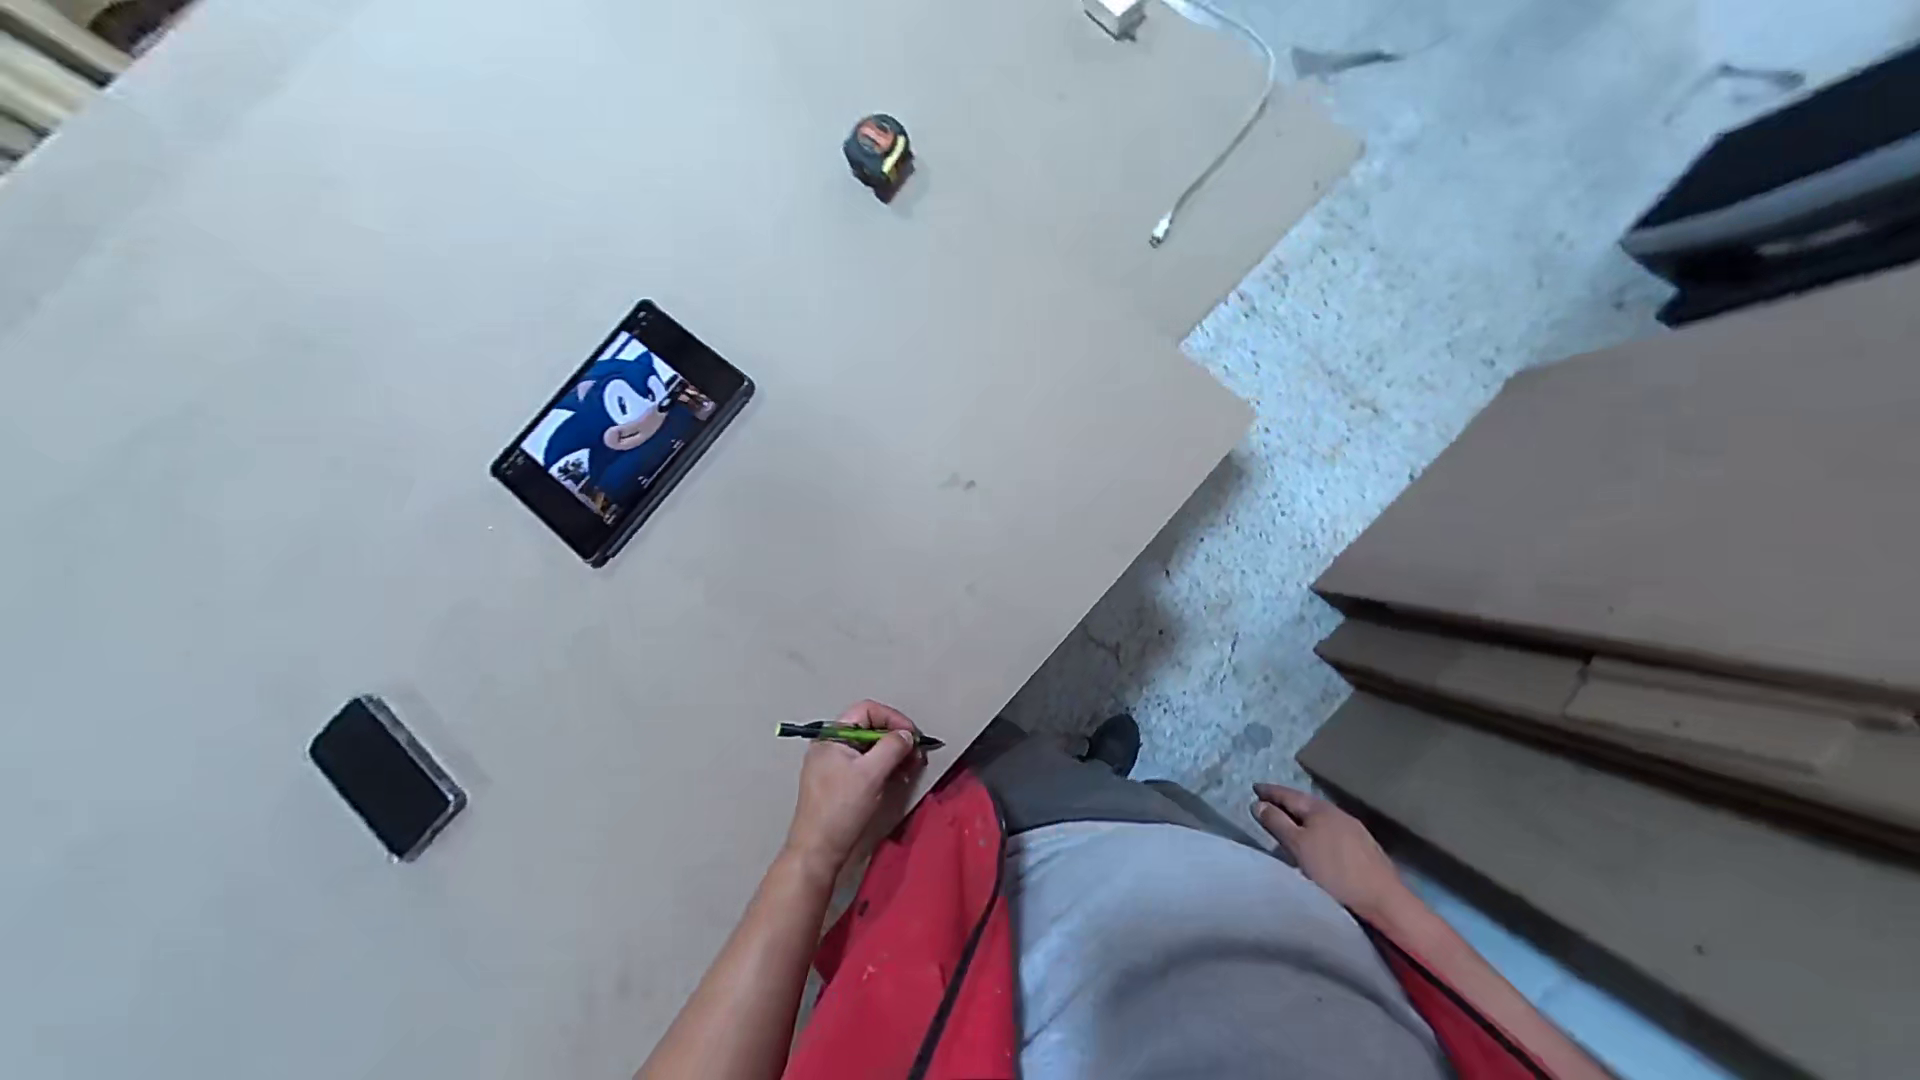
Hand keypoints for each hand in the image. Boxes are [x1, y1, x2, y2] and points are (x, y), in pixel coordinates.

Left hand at [783, 701, 923, 874]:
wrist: (817, 851)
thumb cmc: (840, 810)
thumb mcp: (871, 774)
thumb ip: (892, 747)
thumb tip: (907, 735)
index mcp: (832, 736)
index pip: (867, 710)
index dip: (893, 718)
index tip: (911, 735)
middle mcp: (831, 745)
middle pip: (870, 728)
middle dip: (896, 738)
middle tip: (915, 753)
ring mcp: (834, 764)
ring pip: (870, 747)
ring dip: (893, 754)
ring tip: (910, 767)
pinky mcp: (840, 782)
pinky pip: (866, 764)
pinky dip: (884, 767)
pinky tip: (897, 777)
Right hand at [1250, 783, 1414, 920]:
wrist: (1385, 901)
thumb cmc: (1334, 871)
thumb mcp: (1297, 845)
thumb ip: (1276, 822)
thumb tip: (1258, 803)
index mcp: (1320, 809)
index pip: (1288, 794)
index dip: (1270, 791)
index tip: (1254, 787)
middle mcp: (1338, 813)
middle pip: (1306, 804)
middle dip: (1286, 803)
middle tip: (1268, 802)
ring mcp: (1355, 830)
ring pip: (1321, 818)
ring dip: (1303, 818)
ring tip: (1290, 822)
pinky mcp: (1365, 848)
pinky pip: (1332, 830)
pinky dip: (1318, 830)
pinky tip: (1317, 840)